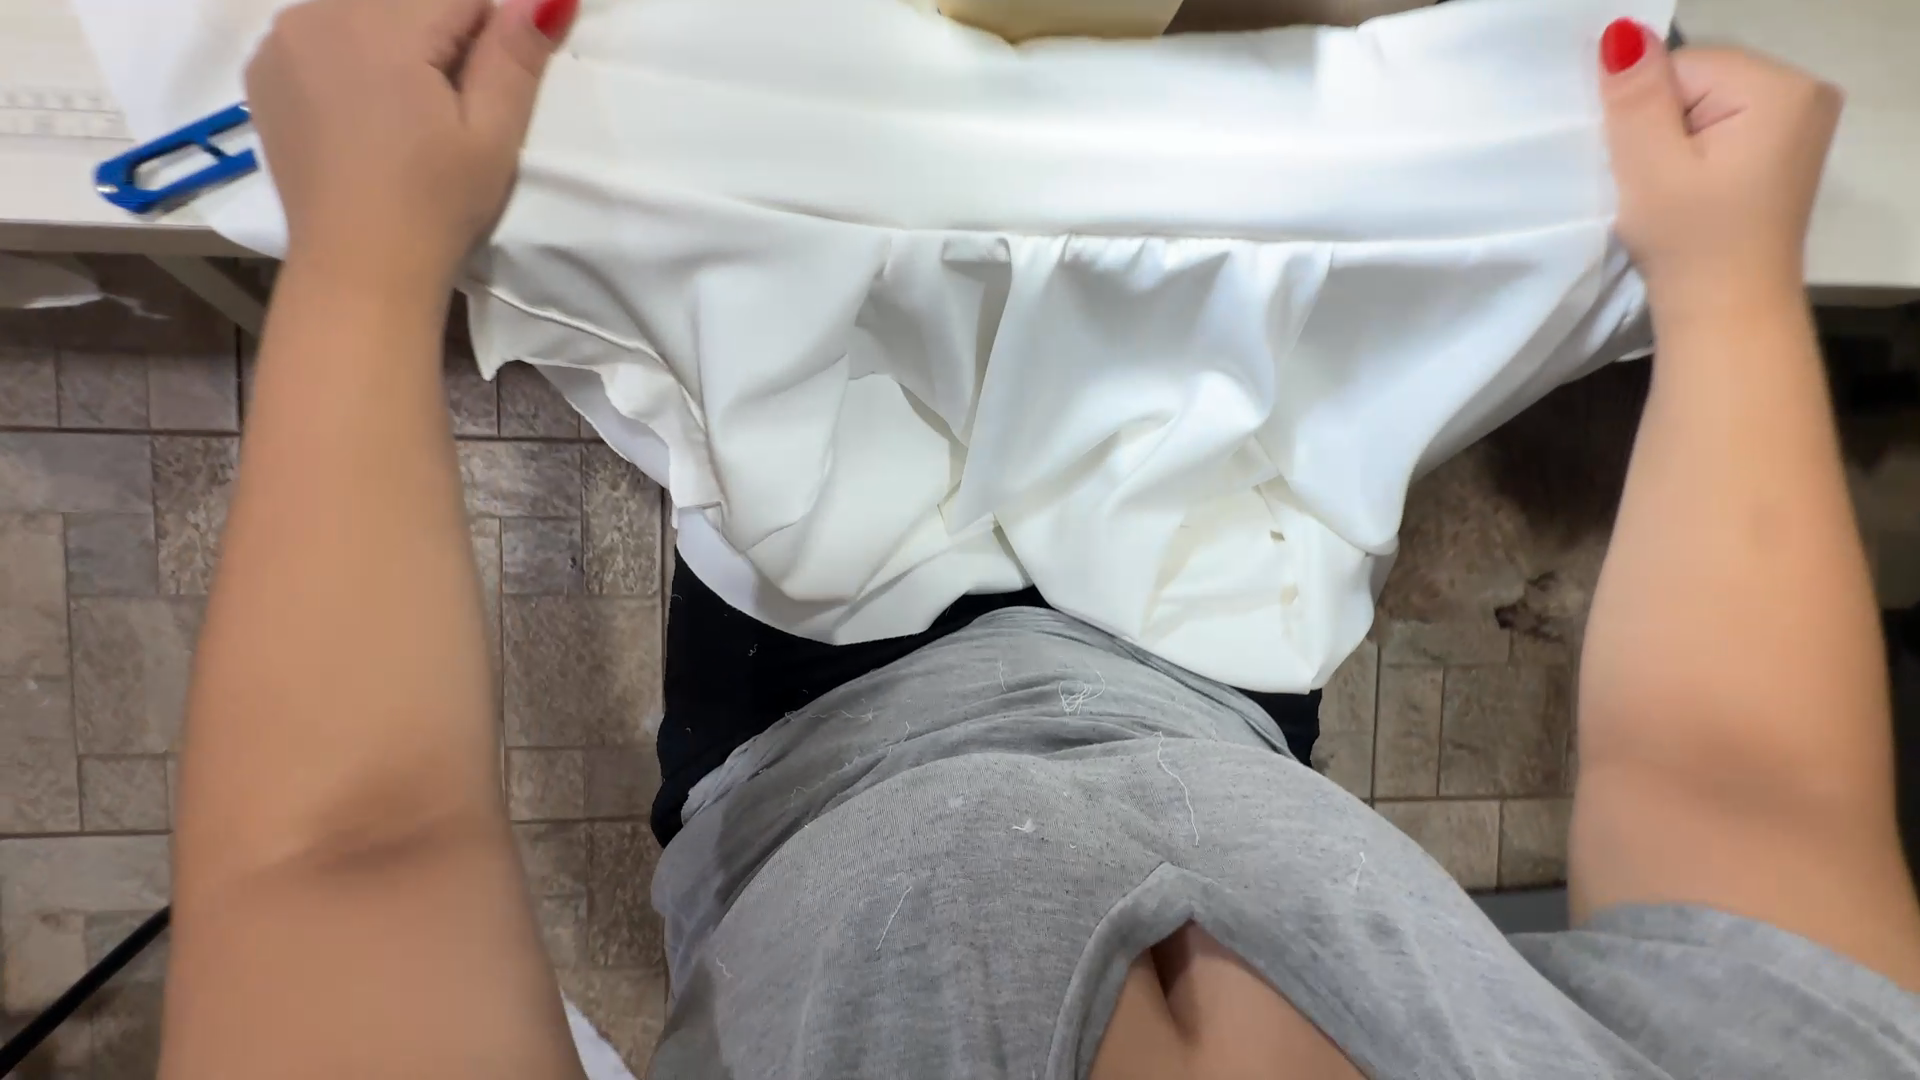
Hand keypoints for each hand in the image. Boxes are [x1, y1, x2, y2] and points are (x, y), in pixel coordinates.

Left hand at [246, 0, 576, 289]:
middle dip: (444, 40)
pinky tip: (372, 119)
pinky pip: (322, 38)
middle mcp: (318, 10)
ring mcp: (281, 38)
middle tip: (456, 112)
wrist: (362, 265)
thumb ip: (514, 57)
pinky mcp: (264, 70)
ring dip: (400, 47)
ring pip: (363, 14)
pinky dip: (356, 61)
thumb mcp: (493, 136)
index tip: (497, 87)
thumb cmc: (440, 204)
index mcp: (382, 25)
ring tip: (414, 119)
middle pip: (406, 0)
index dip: (494, 33)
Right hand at [1597, 20, 1842, 312]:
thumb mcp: (1650, 169)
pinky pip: (1720, 130)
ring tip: (1664, 192)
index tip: (1635, 164)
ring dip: (1668, 145)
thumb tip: (1621, 33)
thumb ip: (1636, 100)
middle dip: (1656, 126)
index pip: (1683, 65)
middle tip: (1646, 182)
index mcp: (1779, 87)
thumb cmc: (1688, 240)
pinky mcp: (1781, 151)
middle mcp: (1804, 91)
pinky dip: (1688, 158)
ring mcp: (1799, 122)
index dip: (1641, 112)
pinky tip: (1685, 193)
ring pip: (1704, 108)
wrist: (1726, 306)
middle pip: (1697, 83)